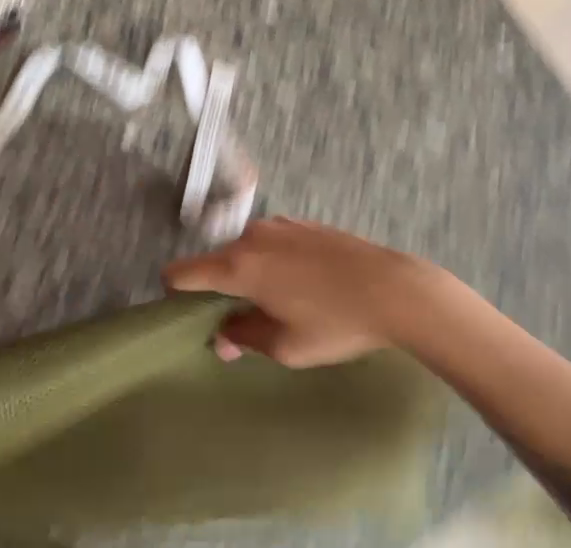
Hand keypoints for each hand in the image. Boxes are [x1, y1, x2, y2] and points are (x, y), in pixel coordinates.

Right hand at [163, 217, 440, 366]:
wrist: (396, 290)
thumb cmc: (336, 322)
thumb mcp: (286, 346)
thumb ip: (243, 338)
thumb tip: (222, 338)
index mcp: (238, 265)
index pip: (181, 272)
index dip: (174, 293)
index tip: (187, 314)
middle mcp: (250, 236)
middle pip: (217, 263)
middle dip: (223, 290)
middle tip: (248, 323)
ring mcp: (279, 224)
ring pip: (248, 252)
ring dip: (253, 275)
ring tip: (286, 305)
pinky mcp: (304, 223)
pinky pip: (274, 244)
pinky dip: (277, 263)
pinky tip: (309, 286)